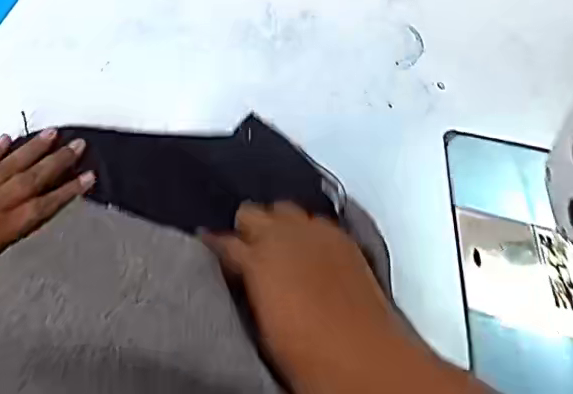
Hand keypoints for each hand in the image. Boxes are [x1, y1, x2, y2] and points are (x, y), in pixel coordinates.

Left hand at [0, 131, 92, 362]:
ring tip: (49, 133)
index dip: (66, 193)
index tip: (88, 178)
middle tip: (78, 144)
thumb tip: (27, 255)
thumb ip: (2, 266)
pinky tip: (2, 140)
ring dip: (29, 150)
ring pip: (4, 167)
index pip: (40, 208)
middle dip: (56, 162)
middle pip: (28, 180)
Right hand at [205, 202, 481, 393]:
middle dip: (246, 227)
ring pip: (284, 208)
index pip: (223, 242)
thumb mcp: (261, 327)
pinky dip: (306, 230)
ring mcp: (317, 230)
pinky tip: (307, 248)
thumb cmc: (307, 358)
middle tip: (243, 249)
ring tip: (274, 245)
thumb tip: (237, 281)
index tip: (204, 252)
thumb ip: (246, 291)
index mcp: (258, 259)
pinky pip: (314, 220)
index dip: (212, 247)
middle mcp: (285, 233)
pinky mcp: (344, 236)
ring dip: (277, 223)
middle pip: (252, 212)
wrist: (367, 363)